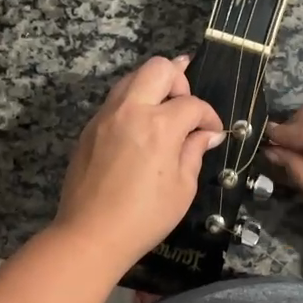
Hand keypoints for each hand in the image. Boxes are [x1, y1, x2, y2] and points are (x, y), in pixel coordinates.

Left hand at [55, 56, 225, 267]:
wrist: (90, 234)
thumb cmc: (144, 217)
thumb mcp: (183, 188)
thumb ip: (194, 152)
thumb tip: (206, 135)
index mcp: (159, 126)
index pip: (192, 104)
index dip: (209, 117)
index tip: (213, 132)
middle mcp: (131, 110)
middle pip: (159, 68)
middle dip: (179, 80)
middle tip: (184, 107)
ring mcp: (106, 116)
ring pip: (132, 77)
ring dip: (152, 87)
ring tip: (164, 111)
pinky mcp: (90, 128)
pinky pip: (115, 101)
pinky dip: (133, 105)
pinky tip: (140, 130)